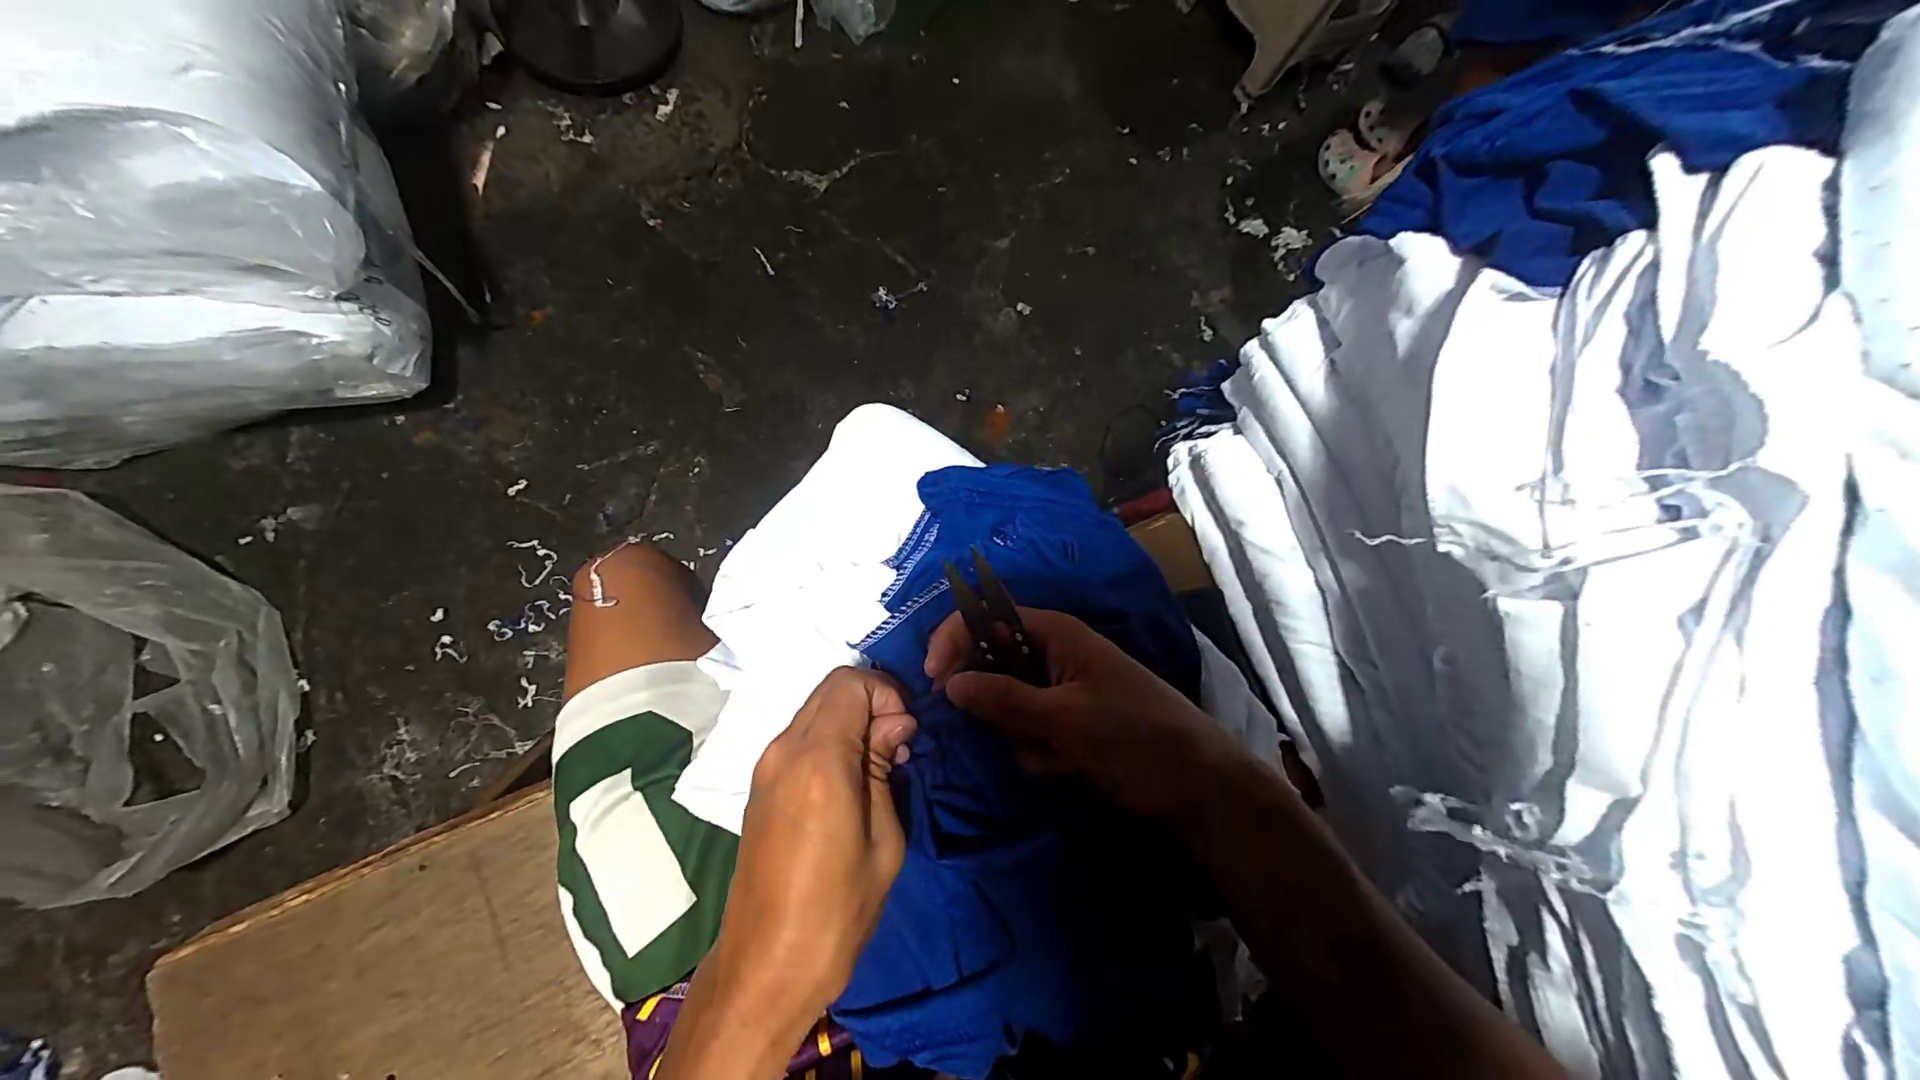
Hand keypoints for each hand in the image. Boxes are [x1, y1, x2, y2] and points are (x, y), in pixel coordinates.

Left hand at [666, 667, 917, 1079]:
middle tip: (897, 745)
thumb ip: (884, 766)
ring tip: (878, 763)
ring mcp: (766, 766)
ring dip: (852, 719)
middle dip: (873, 701)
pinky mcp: (761, 785)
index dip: (887, 694)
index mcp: (817, 760)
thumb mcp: (884, 838)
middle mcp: (784, 750)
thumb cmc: (837, 910)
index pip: (851, 683)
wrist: (766, 965)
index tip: (906, 732)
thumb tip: (896, 723)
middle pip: (831, 688)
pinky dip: (831, 737)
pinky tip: (851, 778)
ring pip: (815, 709)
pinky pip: (801, 735)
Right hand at [925, 607, 1247, 821]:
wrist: (1198, 788)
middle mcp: (1054, 656)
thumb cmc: (1135, 738)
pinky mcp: (1068, 726)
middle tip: (1016, 731)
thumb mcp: (1065, 719)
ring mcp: (1061, 693)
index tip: (932, 678)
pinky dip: (1040, 753)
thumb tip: (949, 684)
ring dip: (1022, 736)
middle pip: (993, 666)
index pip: (989, 619)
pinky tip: (1069, 766)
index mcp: (1056, 634)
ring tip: (1059, 755)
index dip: (956, 640)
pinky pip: (1029, 734)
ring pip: (1008, 707)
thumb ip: (1004, 699)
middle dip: (995, 704)